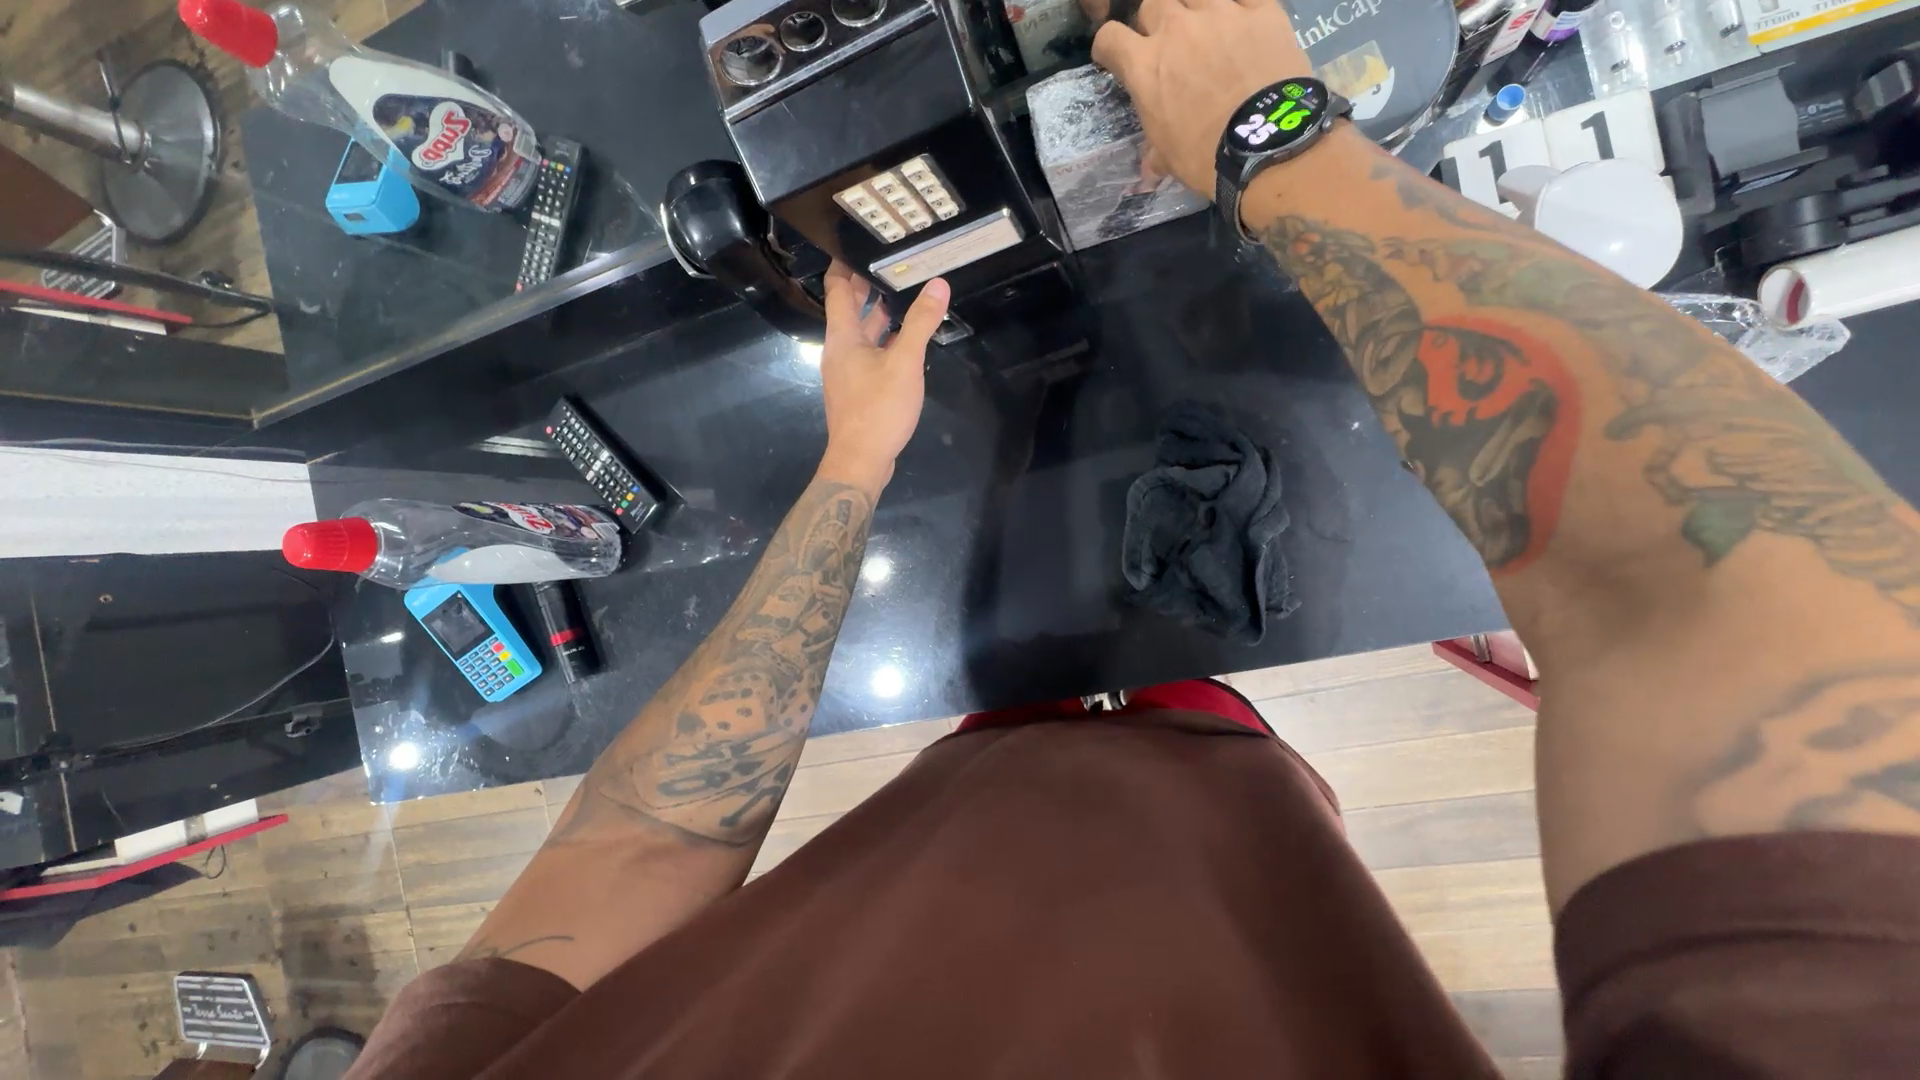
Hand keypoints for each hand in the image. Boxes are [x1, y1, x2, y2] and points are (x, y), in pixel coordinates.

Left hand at [815, 261, 950, 494]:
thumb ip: (921, 323)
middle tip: (889, 264)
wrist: (860, 460)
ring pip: (860, 334)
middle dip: (865, 286)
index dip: (844, 264)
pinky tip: (905, 341)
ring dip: (877, 315)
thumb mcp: (905, 363)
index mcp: (842, 337)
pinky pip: (869, 355)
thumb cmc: (878, 409)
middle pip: (847, 309)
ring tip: (902, 295)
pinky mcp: (857, 390)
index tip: (858, 245)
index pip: (837, 288)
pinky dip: (884, 341)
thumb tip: (938, 284)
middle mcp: (839, 350)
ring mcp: (846, 372)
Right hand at [1092, 0, 1313, 199]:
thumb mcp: (1168, 159)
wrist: (1266, 143)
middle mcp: (1176, 29)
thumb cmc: (1205, 157)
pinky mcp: (1261, 9)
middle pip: (1152, 5)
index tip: (1113, 57)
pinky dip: (1239, 4)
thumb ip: (1154, 153)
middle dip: (1153, 22)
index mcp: (1145, 66)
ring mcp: (1221, 12)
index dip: (1108, 47)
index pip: (1110, 38)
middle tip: (1166, 44)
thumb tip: (1149, 171)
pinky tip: (1242, 18)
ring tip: (1205, 27)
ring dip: (1194, 8)